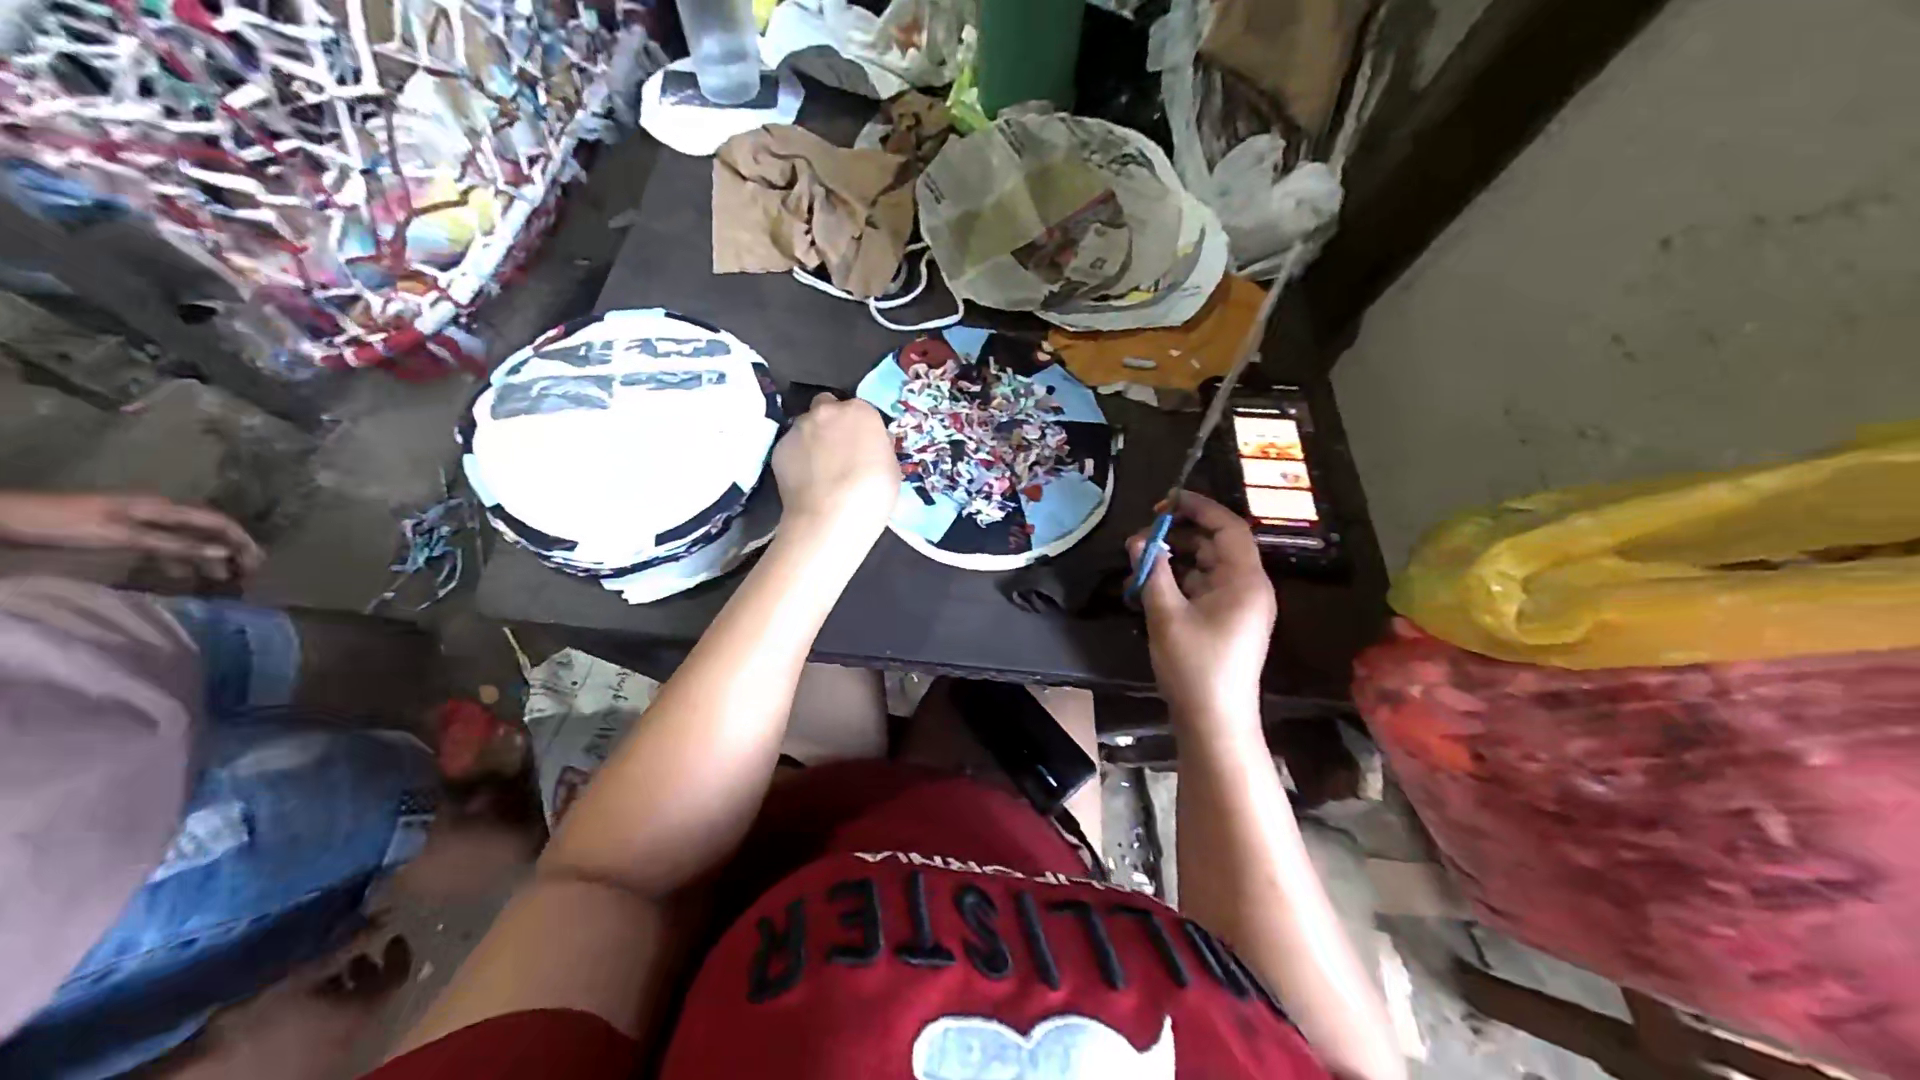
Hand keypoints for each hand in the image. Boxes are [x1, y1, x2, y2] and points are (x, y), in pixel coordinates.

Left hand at [0, 493, 263, 580]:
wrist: (7, 518)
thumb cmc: (67, 525)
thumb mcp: (124, 536)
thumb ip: (175, 545)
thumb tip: (226, 553)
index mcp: (164, 508)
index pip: (219, 522)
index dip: (243, 541)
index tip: (258, 563)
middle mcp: (160, 511)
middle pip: (208, 530)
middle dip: (231, 551)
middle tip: (246, 575)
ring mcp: (142, 520)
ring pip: (189, 539)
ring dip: (208, 557)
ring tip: (218, 579)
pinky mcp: (126, 530)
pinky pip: (167, 545)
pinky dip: (181, 560)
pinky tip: (180, 574)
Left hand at [772, 396, 900, 550]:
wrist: (830, 519)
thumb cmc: (872, 494)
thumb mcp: (892, 468)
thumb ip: (878, 447)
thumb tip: (869, 445)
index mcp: (860, 411)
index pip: (860, 409)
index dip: (860, 428)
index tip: (862, 446)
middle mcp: (826, 411)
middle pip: (827, 408)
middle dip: (831, 423)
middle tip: (838, 452)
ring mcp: (798, 428)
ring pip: (805, 427)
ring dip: (812, 440)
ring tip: (818, 469)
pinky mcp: (778, 448)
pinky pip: (790, 448)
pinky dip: (797, 459)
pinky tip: (805, 481)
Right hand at [1127, 491, 1275, 725]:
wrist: (1216, 722)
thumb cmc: (1195, 667)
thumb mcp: (1166, 615)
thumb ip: (1152, 572)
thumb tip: (1138, 540)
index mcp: (1246, 581)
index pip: (1228, 527)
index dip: (1199, 507)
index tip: (1165, 500)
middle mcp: (1250, 588)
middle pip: (1218, 545)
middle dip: (1181, 534)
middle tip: (1144, 533)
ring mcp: (1241, 607)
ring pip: (1209, 566)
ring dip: (1178, 558)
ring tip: (1142, 559)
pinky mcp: (1229, 622)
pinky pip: (1206, 587)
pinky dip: (1182, 579)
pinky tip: (1153, 584)